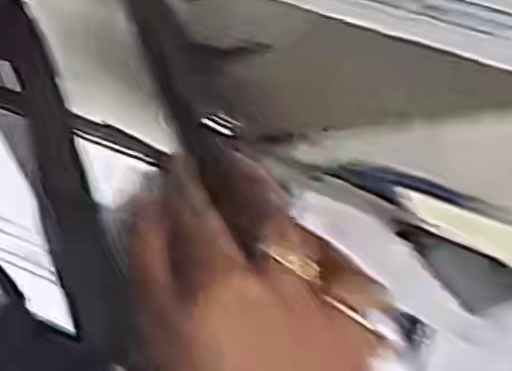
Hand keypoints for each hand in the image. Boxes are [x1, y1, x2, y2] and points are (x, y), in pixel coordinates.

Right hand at [129, 159, 385, 370]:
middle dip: (250, 181)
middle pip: (274, 218)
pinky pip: (366, 310)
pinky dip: (349, 287)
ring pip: (337, 264)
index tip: (179, 161)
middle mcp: (284, 290)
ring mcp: (328, 322)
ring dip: (313, 235)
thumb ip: (146, 248)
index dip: (184, 176)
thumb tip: (144, 205)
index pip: (199, 206)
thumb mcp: (152, 305)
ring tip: (294, 221)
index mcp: (225, 274)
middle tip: (234, 162)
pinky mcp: (357, 352)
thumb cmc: (199, 369)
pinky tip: (333, 282)